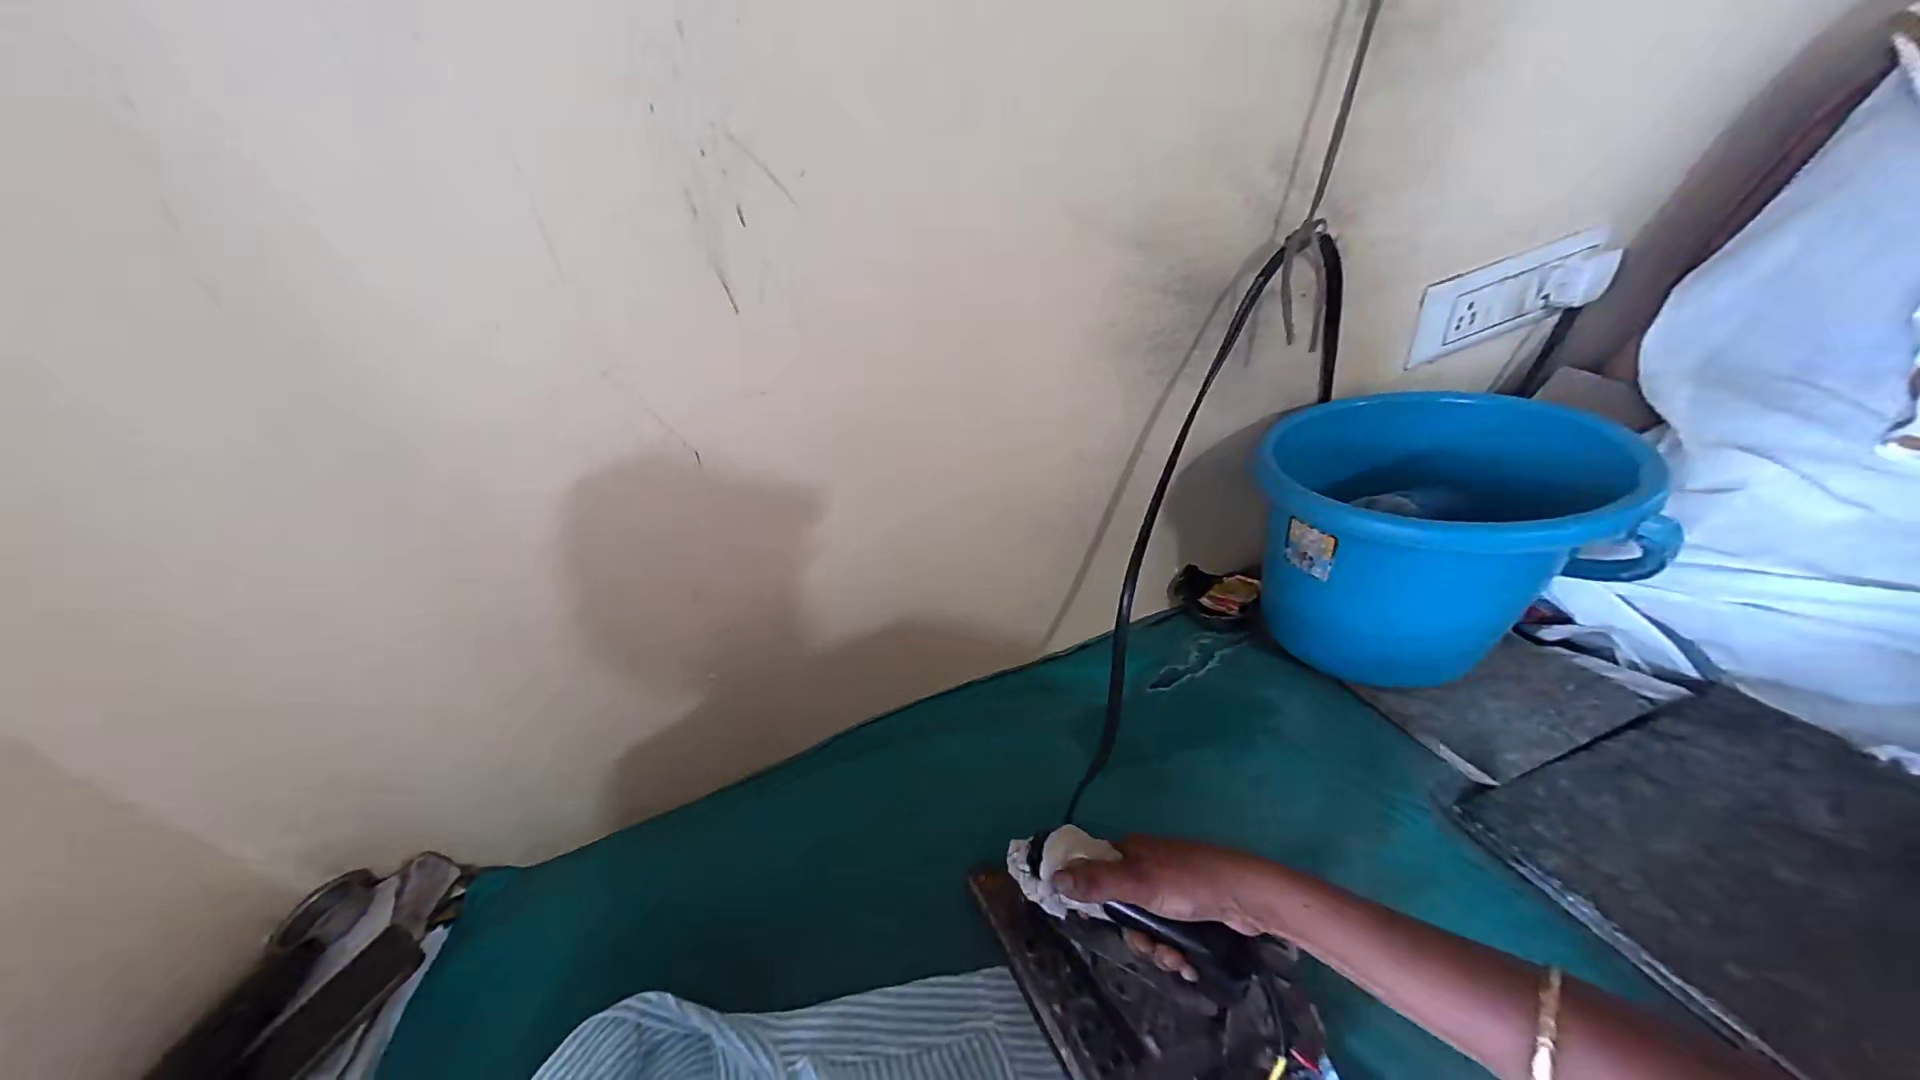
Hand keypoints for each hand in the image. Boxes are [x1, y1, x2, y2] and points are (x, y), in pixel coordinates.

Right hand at [1051, 835, 1275, 978]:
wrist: (1246, 895)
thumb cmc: (1188, 883)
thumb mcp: (1138, 884)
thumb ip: (1096, 881)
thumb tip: (1053, 876)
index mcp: (1128, 850)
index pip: (1093, 868)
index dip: (1088, 894)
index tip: (1092, 918)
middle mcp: (1144, 864)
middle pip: (1119, 904)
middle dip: (1133, 934)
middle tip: (1148, 946)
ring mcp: (1167, 885)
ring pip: (1144, 923)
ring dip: (1156, 947)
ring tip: (1175, 959)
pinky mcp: (1187, 906)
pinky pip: (1166, 931)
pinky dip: (1173, 948)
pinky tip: (1186, 960)